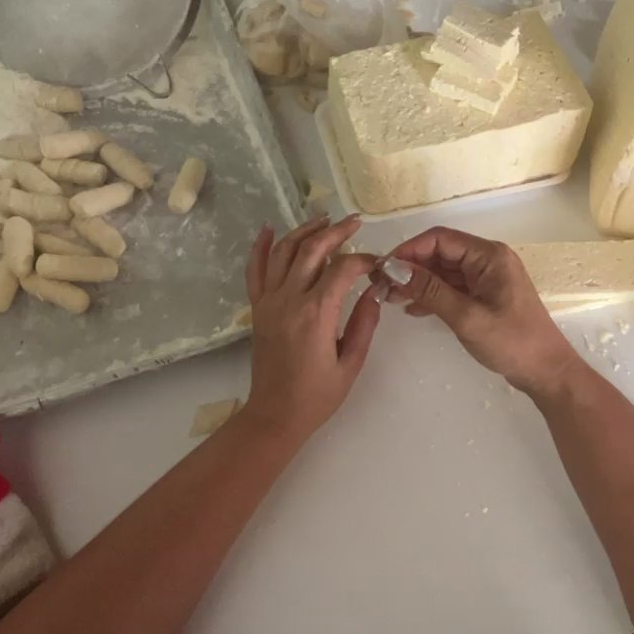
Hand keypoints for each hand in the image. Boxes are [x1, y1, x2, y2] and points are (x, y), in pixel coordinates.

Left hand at [239, 215, 381, 441]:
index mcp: (316, 314)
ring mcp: (269, 302)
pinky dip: (261, 246)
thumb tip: (375, 291)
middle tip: (355, 222)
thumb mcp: (351, 362)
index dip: (363, 260)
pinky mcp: (257, 308)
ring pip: (284, 252)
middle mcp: (289, 300)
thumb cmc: (317, 396)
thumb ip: (365, 323)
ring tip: (324, 219)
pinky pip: (255, 270)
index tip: (377, 264)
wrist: (275, 414)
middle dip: (336, 232)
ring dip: (304, 231)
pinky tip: (270, 229)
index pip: (343, 269)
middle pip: (312, 250)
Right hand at [381, 227, 582, 395]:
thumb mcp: (466, 317)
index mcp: (489, 256)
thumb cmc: (511, 342)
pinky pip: (452, 288)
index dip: (408, 250)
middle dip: (410, 267)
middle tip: (382, 286)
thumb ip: (430, 291)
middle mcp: (487, 260)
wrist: (545, 371)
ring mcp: (486, 279)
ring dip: (418, 283)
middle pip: (440, 253)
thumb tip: (395, 269)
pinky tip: (412, 309)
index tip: (383, 269)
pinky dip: (431, 296)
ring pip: (443, 272)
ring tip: (391, 299)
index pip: (440, 239)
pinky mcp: (484, 297)